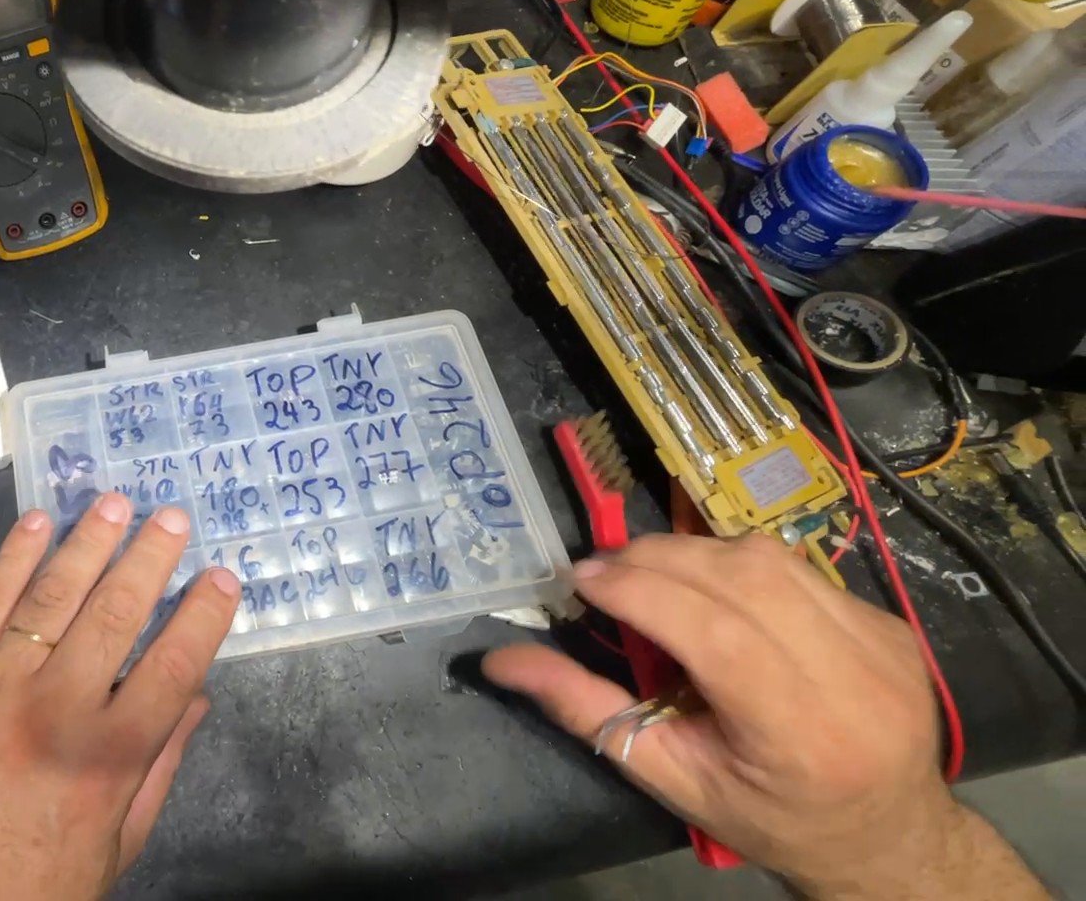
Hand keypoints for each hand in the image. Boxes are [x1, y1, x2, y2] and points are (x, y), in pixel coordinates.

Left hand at [0, 494, 240, 900]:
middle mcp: (55, 710)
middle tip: (173, 517)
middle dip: (150, 559)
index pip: (171, 669)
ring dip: (88, 543)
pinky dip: (13, 559)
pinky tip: (37, 523)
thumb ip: (157, 767)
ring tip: (116, 503)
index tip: (222, 577)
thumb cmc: (29, 886)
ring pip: (52, 597)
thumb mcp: (113, 847)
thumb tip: (195, 696)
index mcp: (106, 761)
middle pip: (115, 615)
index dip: (202, 619)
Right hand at [484, 533, 1044, 899]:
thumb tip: (500, 661)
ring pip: (764, 557)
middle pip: (742, 580)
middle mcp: (859, 683)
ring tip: (643, 570)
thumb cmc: (765, 813)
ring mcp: (883, 645)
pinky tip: (703, 586)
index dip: (639, 592)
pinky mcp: (888, 622)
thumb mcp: (664, 774)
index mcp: (803, 737)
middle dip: (653, 558)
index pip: (717, 636)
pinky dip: (727, 560)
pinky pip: (789, 563)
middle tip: (600, 570)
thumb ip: (582, 710)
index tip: (580, 580)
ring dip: (687, 551)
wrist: (889, 837)